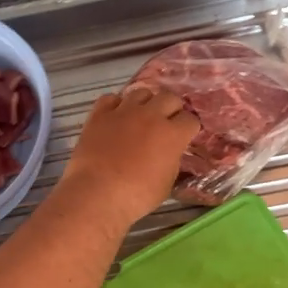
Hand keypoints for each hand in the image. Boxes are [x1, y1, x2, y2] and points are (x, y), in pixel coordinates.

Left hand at [58, 87, 198, 227]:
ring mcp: (124, 111)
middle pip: (169, 97)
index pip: (190, 120)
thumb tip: (169, 152)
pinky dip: (115, 105)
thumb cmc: (137, 196)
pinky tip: (115, 116)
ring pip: (141, 92)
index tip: (184, 136)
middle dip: (171, 108)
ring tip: (140, 115)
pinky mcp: (100, 114)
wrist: (97, 193)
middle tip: (165, 122)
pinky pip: (111, 98)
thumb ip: (171, 160)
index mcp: (172, 134)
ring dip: (145, 102)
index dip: (188, 128)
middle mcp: (151, 115)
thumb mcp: (166, 183)